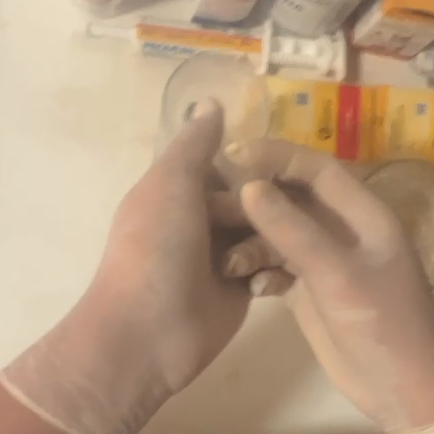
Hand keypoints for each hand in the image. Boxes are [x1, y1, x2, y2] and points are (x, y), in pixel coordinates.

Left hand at [0, 104, 250, 433]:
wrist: (150, 332)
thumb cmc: (155, 249)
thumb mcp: (171, 183)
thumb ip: (195, 144)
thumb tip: (210, 101)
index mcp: (179, 191)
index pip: (228, 163)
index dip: (252, 163)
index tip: (282, 161)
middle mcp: (202, 221)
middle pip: (254, 198)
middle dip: (267, 206)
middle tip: (271, 217)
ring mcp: (223, 258)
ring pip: (268, 232)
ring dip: (269, 241)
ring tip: (256, 259)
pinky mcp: (241, 291)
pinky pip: (271, 268)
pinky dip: (273, 271)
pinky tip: (267, 280)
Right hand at [227, 140, 433, 433]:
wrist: (404, 391)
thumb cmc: (383, 327)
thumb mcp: (338, 275)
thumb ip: (294, 231)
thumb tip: (250, 186)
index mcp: (364, 217)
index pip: (317, 170)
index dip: (276, 157)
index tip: (231, 156)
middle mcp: (344, 233)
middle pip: (293, 200)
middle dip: (255, 201)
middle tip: (212, 208)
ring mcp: (327, 265)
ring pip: (280, 237)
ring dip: (253, 243)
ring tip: (227, 261)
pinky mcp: (312, 295)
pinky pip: (278, 269)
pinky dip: (261, 273)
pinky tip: (248, 286)